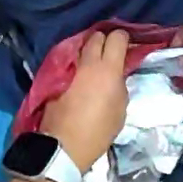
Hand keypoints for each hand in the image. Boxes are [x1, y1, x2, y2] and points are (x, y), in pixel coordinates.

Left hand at [40, 29, 128, 171]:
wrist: (65, 145)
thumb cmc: (99, 131)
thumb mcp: (120, 109)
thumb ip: (120, 85)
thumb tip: (116, 76)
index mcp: (108, 69)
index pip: (117, 37)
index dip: (123, 38)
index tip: (126, 47)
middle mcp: (88, 63)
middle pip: (95, 36)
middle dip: (104, 40)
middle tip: (109, 52)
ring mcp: (70, 69)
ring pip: (80, 46)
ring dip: (88, 50)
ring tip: (94, 61)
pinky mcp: (56, 78)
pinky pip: (70, 62)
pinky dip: (77, 63)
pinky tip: (81, 73)